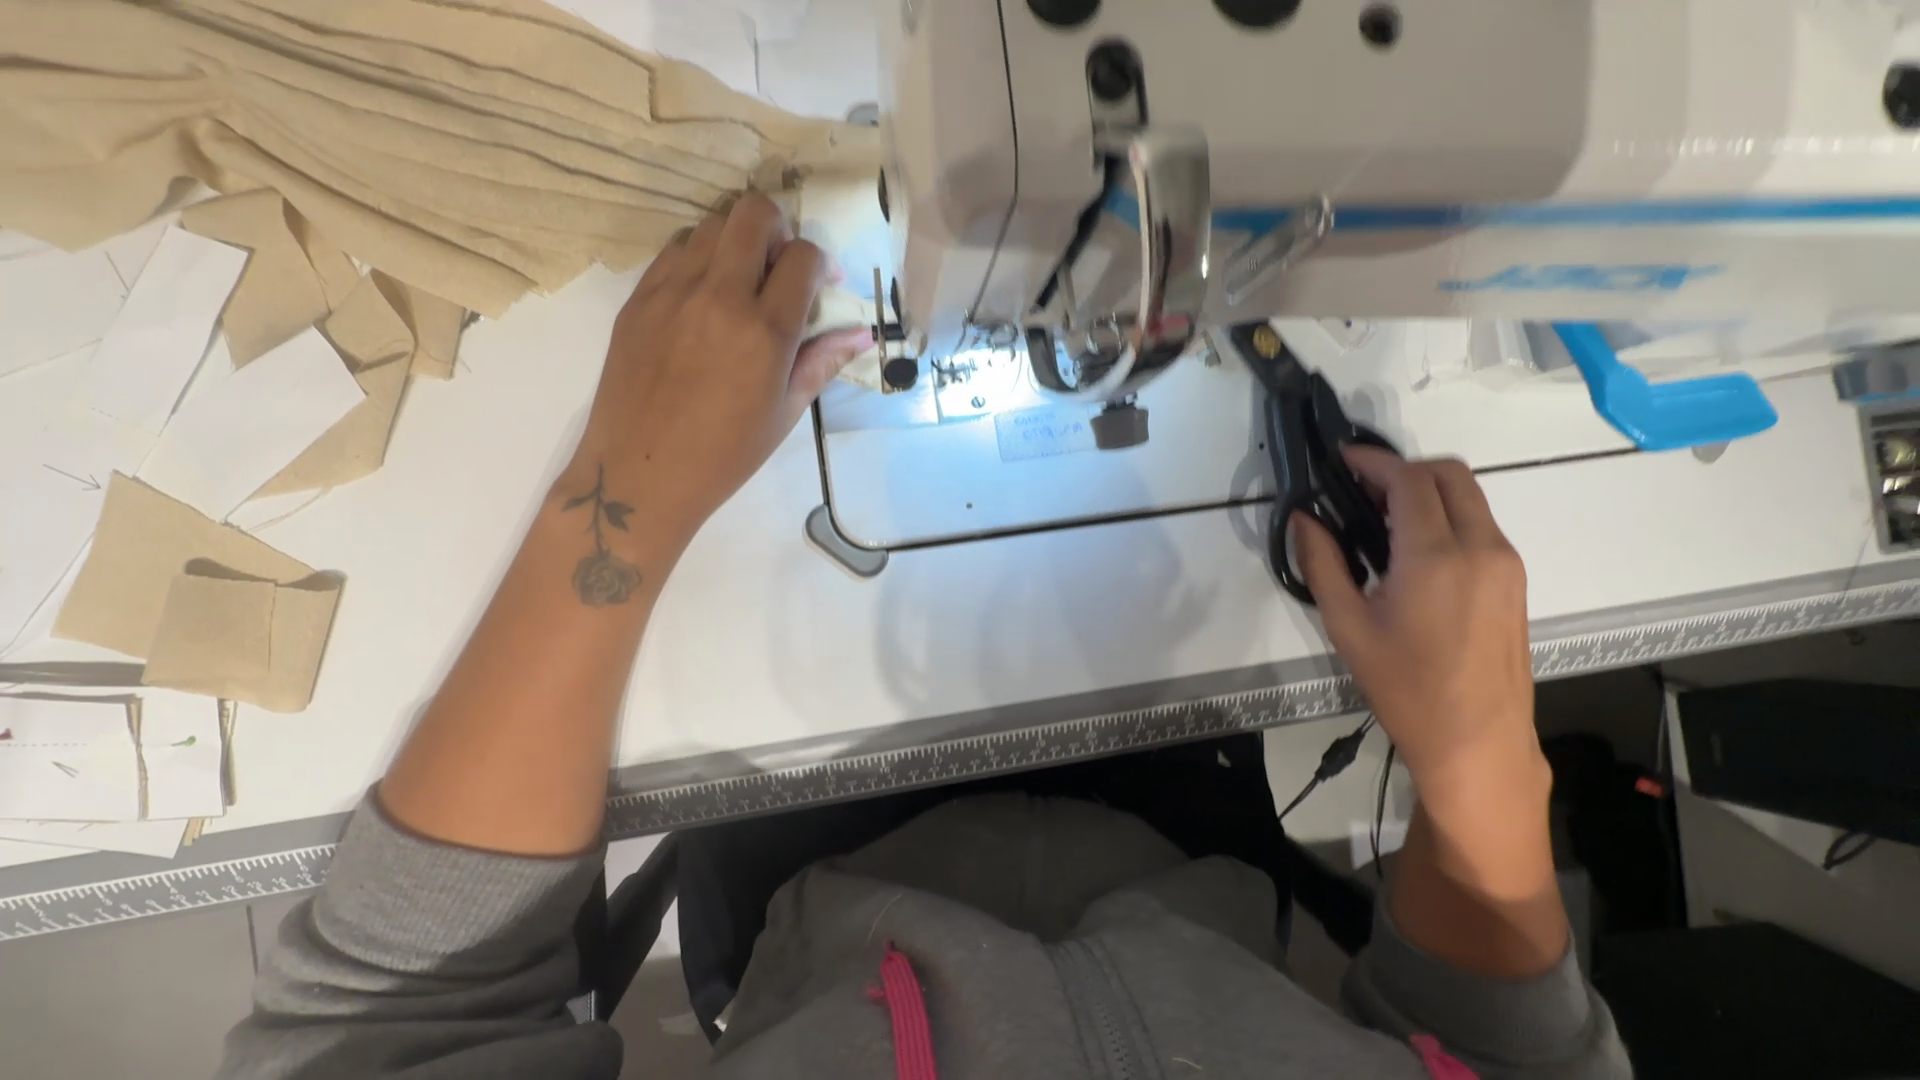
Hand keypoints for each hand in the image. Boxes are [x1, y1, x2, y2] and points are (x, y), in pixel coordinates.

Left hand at [566, 193, 873, 540]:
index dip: (822, 264)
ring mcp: (672, 292)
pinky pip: (674, 250)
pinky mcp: (638, 298)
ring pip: (711, 223)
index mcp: (764, 331)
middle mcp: (719, 297)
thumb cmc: (725, 454)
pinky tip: (704, 294)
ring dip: (737, 239)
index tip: (823, 285)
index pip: (803, 257)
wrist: (641, 472)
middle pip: (754, 214)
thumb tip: (861, 332)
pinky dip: (699, 257)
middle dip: (779, 228)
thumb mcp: (785, 412)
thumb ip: (822, 362)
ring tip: (741, 278)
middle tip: (780, 264)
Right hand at [1294, 448, 1542, 808]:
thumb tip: (1304, 518)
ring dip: (1428, 492)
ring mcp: (1506, 562)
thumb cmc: (1403, 686)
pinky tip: (1414, 551)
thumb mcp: (1347, 625)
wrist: (1476, 739)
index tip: (1342, 460)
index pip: (1409, 480)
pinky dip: (1447, 517)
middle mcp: (1481, 547)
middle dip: (1404, 468)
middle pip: (1450, 473)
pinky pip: (1481, 525)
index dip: (1373, 461)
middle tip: (1362, 489)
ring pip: (1470, 497)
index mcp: (1436, 556)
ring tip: (1382, 521)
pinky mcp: (1514, 580)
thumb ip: (1322, 562)